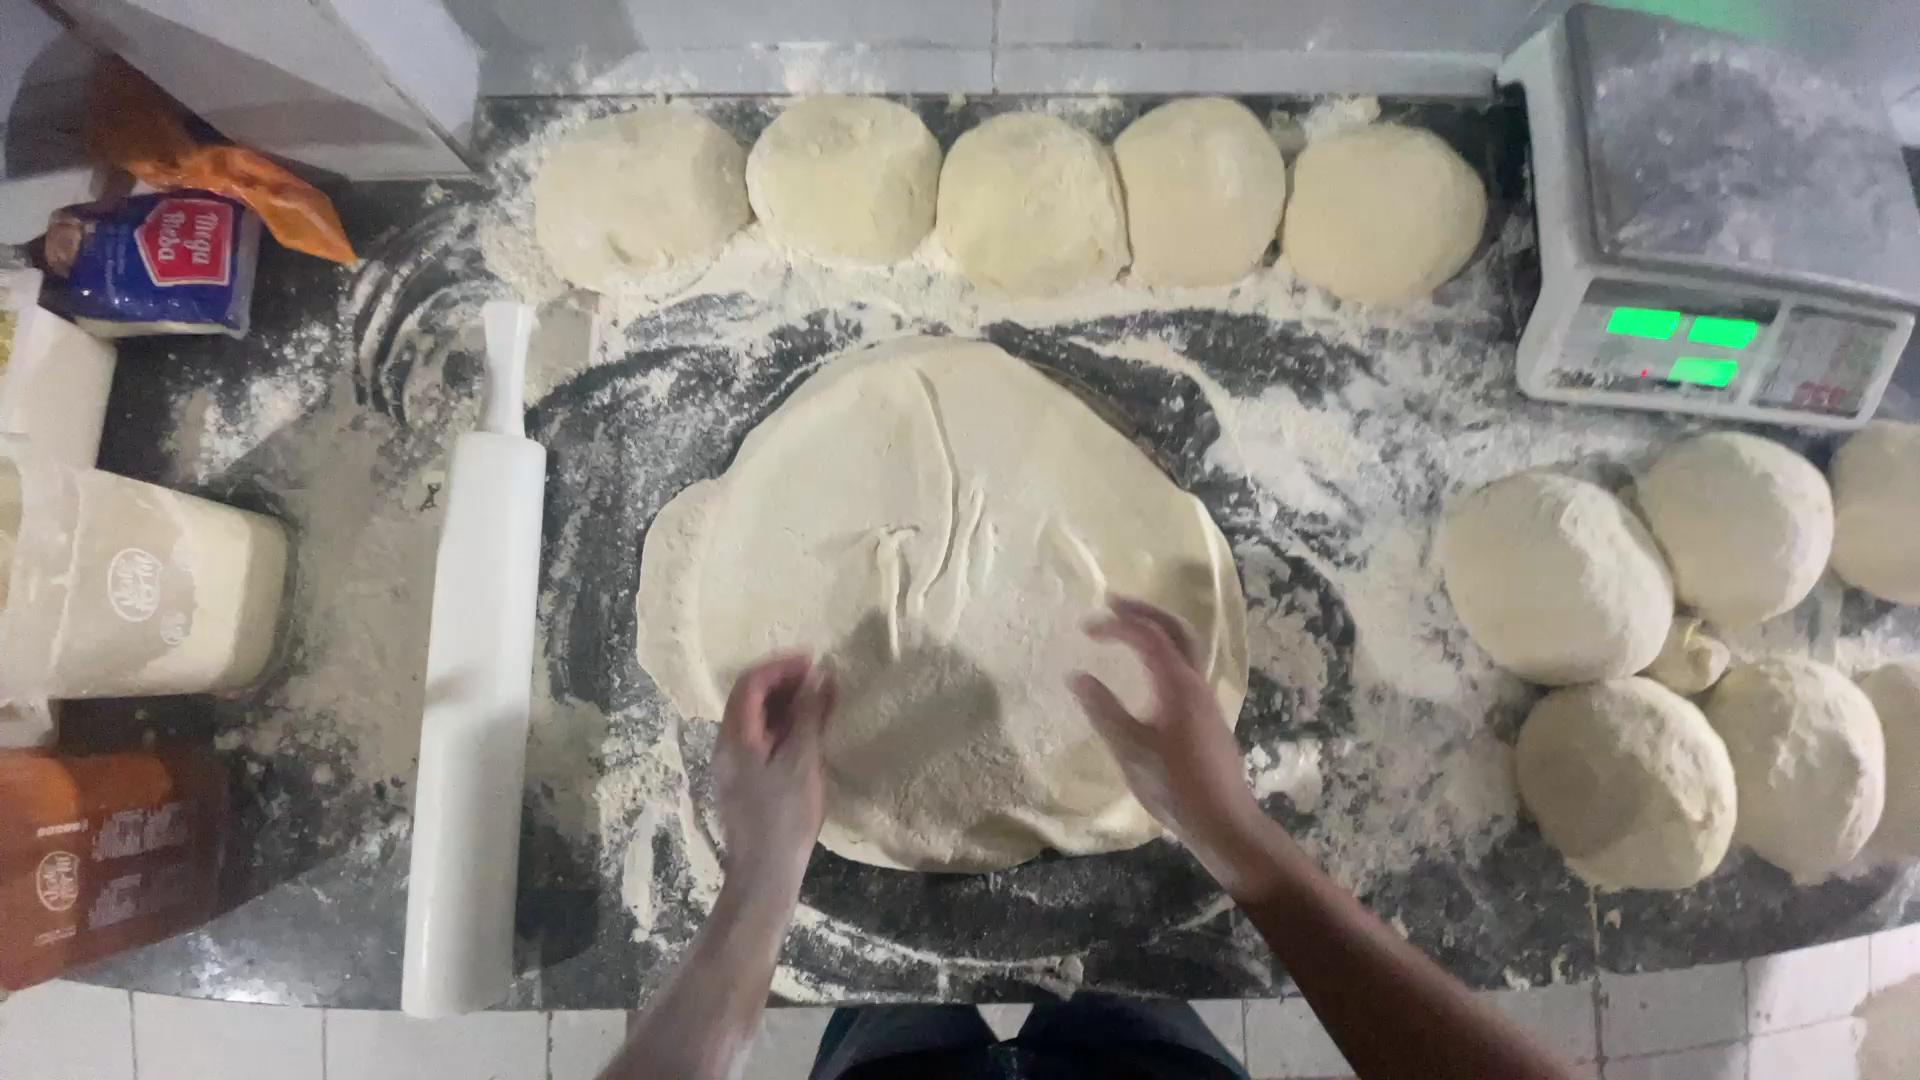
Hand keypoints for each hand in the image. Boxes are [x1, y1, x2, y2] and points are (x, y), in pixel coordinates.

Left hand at [715, 653, 837, 885]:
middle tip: (820, 678)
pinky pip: (763, 737)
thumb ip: (811, 714)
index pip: (750, 684)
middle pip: (750, 698)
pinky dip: (786, 724)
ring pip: (757, 718)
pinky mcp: (746, 779)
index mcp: (735, 738)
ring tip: (821, 699)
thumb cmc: (785, 816)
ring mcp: (735, 764)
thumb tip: (822, 676)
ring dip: (787, 702)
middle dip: (785, 681)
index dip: (781, 666)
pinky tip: (811, 728)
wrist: (765, 873)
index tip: (813, 661)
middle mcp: (728, 745)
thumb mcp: (803, 761)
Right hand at [1070, 597, 1260, 861]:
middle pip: (1175, 629)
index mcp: (1177, 685)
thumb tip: (1076, 676)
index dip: (1116, 625)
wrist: (1224, 821)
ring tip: (1127, 625)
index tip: (1086, 629)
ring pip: (1185, 645)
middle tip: (1112, 601)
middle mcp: (1195, 682)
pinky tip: (1145, 666)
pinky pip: (1184, 664)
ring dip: (1156, 628)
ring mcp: (1204, 697)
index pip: (1147, 636)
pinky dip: (1162, 649)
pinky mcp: (1205, 713)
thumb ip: (1103, 710)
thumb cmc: (1175, 786)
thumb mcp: (1129, 750)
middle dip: (1143, 611)